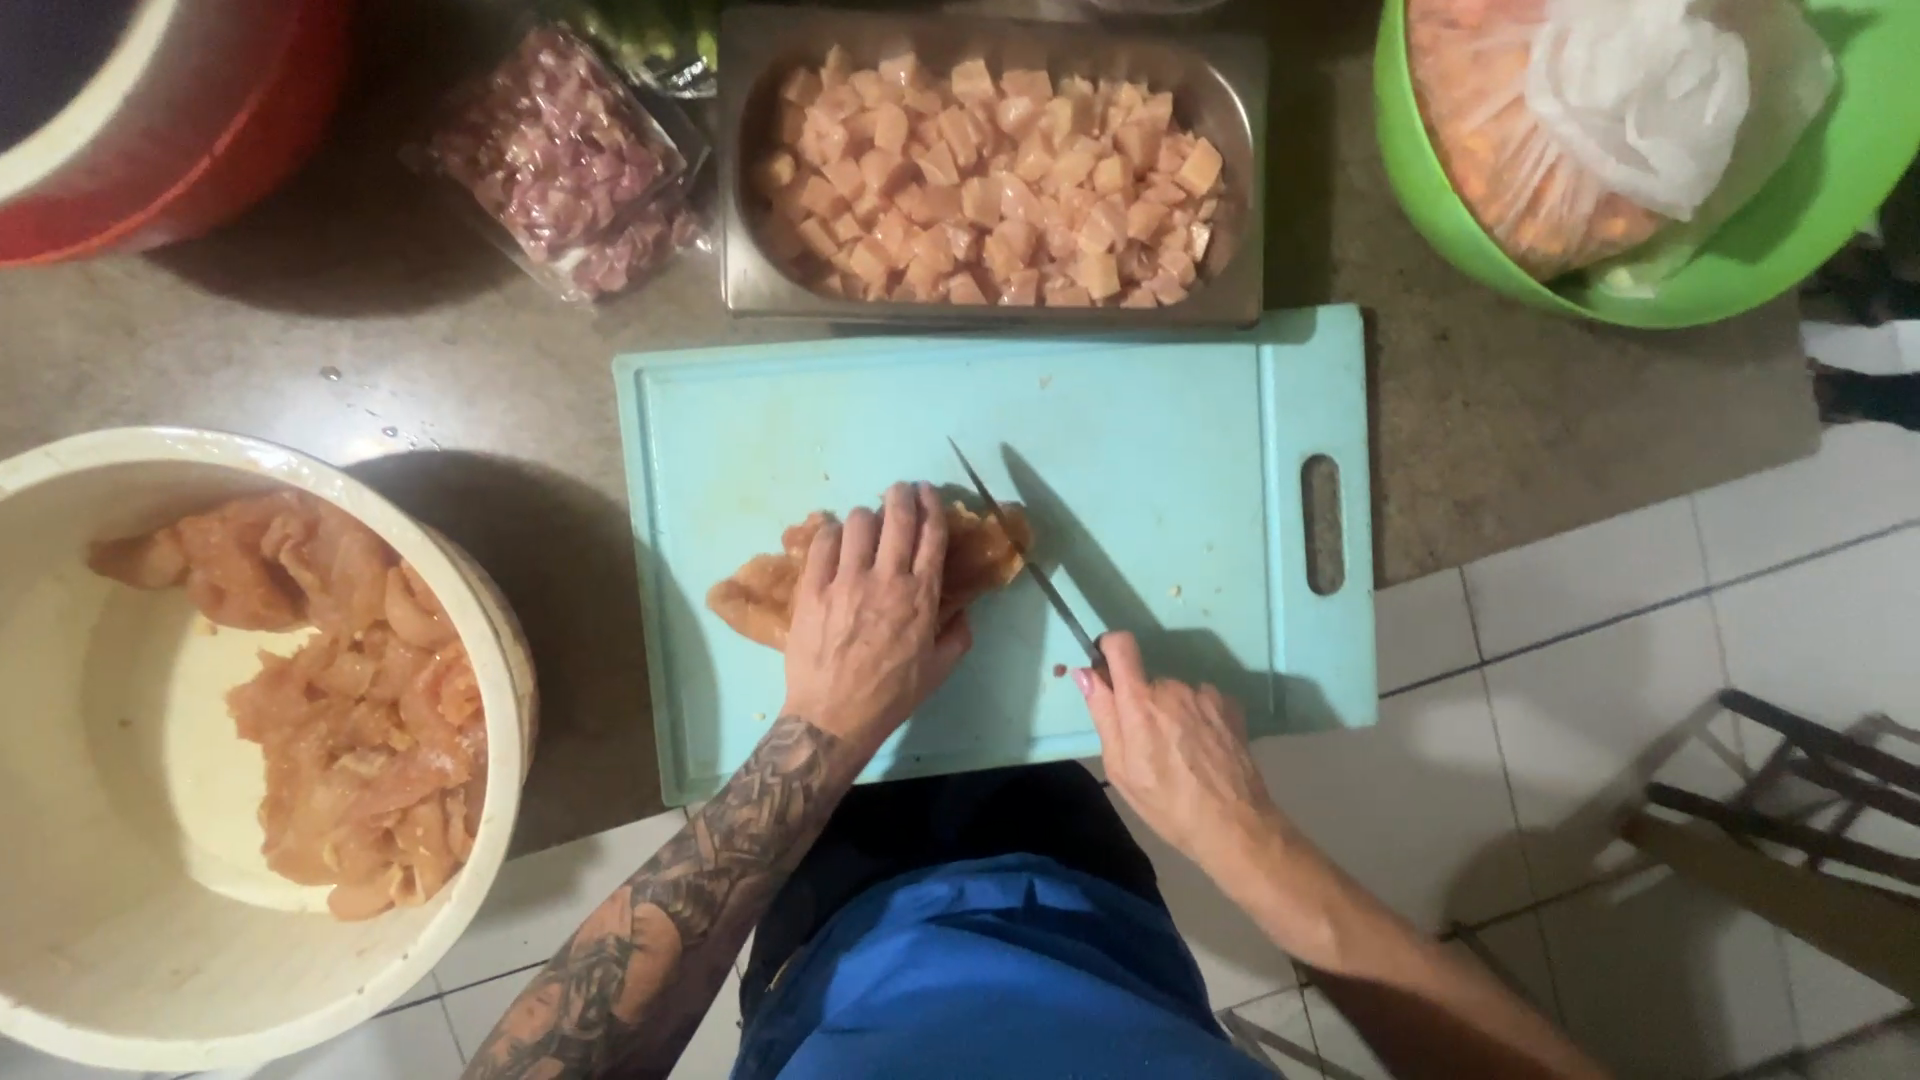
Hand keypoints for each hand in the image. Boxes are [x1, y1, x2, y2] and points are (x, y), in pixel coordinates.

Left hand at [783, 482, 971, 754]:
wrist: (833, 717)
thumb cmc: (891, 695)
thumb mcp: (939, 670)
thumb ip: (958, 635)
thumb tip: (963, 611)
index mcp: (921, 595)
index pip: (931, 534)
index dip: (931, 504)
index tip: (928, 491)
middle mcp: (886, 579)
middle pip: (897, 516)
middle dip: (902, 494)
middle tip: (900, 491)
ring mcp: (845, 581)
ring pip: (858, 523)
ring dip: (867, 516)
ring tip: (866, 525)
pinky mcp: (812, 589)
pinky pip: (822, 543)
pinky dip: (833, 534)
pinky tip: (836, 541)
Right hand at [1077, 632, 1284, 877]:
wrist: (1233, 825)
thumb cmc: (1166, 803)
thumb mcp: (1120, 767)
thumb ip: (1103, 714)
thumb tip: (1086, 673)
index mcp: (1140, 701)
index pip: (1121, 645)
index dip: (1109, 648)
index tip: (1107, 668)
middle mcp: (1173, 687)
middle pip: (1147, 680)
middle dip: (1142, 701)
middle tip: (1148, 742)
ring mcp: (1204, 695)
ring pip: (1175, 693)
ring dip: (1172, 711)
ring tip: (1181, 751)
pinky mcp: (1229, 706)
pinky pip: (1201, 701)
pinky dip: (1198, 717)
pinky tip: (1204, 748)